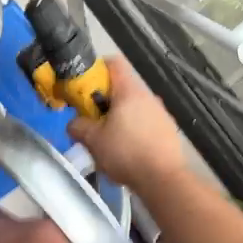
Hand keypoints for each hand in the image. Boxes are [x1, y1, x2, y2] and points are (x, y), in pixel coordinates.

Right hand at [66, 58, 185, 191]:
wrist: (163, 179)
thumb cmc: (126, 153)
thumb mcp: (93, 141)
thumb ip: (79, 127)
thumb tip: (73, 124)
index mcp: (129, 91)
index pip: (113, 63)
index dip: (96, 69)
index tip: (84, 86)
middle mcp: (148, 96)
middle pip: (122, 88)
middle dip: (104, 102)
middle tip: (92, 121)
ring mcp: (161, 113)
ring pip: (135, 107)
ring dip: (120, 118)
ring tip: (109, 141)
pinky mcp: (169, 130)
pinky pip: (146, 123)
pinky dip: (134, 131)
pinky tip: (128, 152)